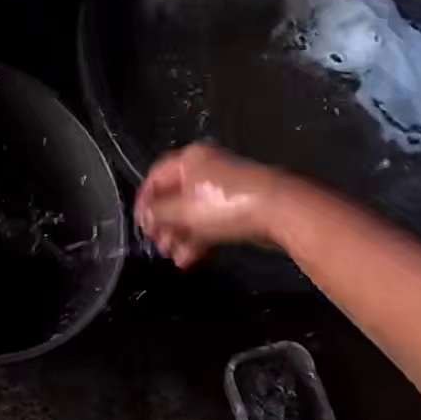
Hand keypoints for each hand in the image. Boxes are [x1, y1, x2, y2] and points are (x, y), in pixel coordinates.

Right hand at [134, 144, 289, 267]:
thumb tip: (146, 216)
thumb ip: (159, 213)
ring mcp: (225, 188)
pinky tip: (193, 259)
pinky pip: (212, 221)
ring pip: (194, 213)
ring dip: (182, 237)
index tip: (141, 225)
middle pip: (176, 197)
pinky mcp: (240, 206)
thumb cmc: (225, 205)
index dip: (144, 201)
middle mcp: (206, 169)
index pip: (156, 177)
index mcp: (190, 160)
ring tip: (176, 259)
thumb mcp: (183, 211)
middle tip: (160, 246)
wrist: (280, 211)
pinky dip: (201, 239)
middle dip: (166, 226)